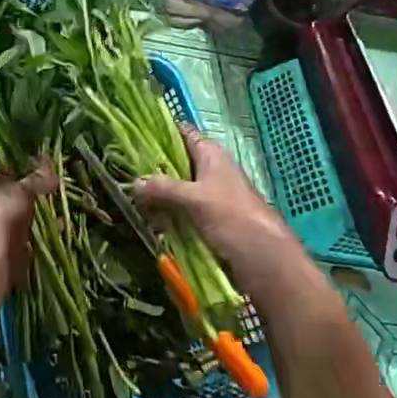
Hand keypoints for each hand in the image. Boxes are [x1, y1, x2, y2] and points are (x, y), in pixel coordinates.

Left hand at [0, 161, 59, 284]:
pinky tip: (68, 223)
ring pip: (36, 207)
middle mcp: (5, 199)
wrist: (0, 256)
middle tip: (65, 179)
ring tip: (70, 198)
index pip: (14, 167)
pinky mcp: (26, 238)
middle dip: (44, 185)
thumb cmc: (6, 214)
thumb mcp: (22, 190)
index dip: (30, 163)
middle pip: (27, 188)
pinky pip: (43, 227)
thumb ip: (37, 179)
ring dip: (51, 205)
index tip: (50, 159)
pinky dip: (54, 225)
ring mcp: (15, 219)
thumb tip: (52, 169)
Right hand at [133, 125, 300, 277]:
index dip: (157, 132)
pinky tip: (153, 221)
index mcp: (210, 154)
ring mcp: (210, 196)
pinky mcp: (210, 219)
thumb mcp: (194, 199)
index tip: (131, 138)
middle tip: (126, 176)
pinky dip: (167, 213)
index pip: (179, 132)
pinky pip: (181, 210)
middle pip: (174, 161)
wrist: (270, 266)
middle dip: (151, 169)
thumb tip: (134, 183)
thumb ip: (161, 188)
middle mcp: (210, 170)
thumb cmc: (234, 220)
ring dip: (157, 195)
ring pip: (175, 187)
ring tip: (137, 203)